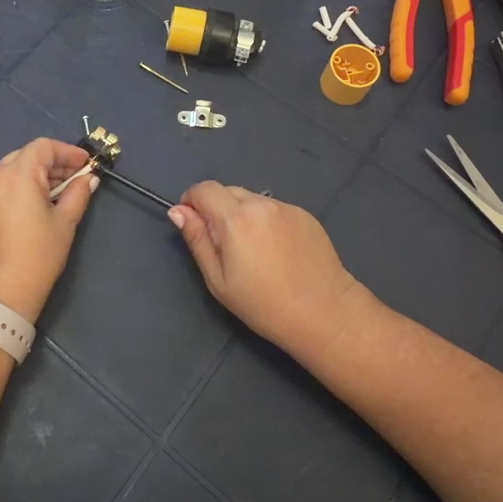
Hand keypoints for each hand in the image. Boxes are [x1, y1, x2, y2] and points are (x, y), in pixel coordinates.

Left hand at [0, 138, 98, 322]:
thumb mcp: (64, 224)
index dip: (66, 151)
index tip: (85, 164)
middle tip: (73, 180)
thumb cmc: (36, 258)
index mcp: (16, 175)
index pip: (43, 147)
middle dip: (51, 164)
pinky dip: (16, 187)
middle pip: (25, 156)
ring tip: (54, 195)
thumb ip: (77, 194)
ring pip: (9, 170)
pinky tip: (30, 206)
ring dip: (33, 175)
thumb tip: (88, 179)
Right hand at [169, 183, 367, 359]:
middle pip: (227, 191)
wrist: (324, 312)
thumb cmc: (263, 304)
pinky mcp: (306, 215)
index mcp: (236, 218)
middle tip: (224, 246)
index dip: (191, 201)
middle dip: (217, 209)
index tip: (193, 224)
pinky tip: (277, 251)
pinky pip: (274, 209)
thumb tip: (178, 211)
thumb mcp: (218, 279)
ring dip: (242, 214)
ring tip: (253, 251)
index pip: (204, 189)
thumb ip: (197, 239)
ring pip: (252, 199)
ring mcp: (286, 207)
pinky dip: (266, 221)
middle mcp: (261, 203)